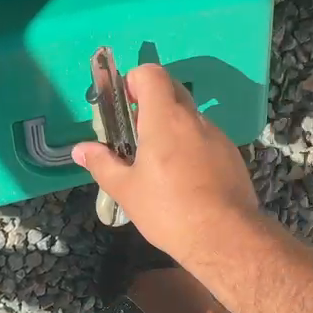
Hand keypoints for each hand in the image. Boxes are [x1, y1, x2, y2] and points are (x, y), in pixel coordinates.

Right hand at [73, 63, 263, 262]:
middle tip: (135, 133)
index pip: (151, 73)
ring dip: (172, 126)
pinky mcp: (232, 155)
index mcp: (164, 119)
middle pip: (172, 89)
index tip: (124, 104)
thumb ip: (102, 164)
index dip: (134, 80)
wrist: (226, 238)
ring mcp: (217, 136)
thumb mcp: (126, 190)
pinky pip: (206, 138)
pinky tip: (184, 179)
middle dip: (151, 102)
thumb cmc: (168, 209)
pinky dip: (191, 146)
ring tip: (159, 163)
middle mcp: (193, 119)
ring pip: (190, 116)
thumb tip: (80, 150)